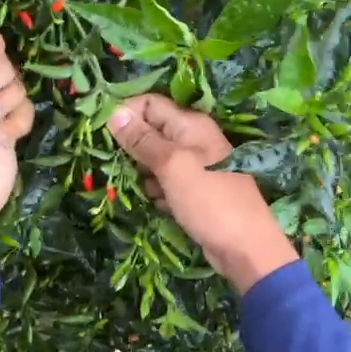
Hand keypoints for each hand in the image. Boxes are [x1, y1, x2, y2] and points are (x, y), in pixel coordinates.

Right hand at [105, 95, 297, 293]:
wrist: (245, 248)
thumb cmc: (210, 201)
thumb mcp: (171, 166)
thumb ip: (142, 140)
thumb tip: (114, 112)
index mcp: (191, 125)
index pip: (149, 103)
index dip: (126, 114)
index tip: (105, 136)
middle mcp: (193, 140)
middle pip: (150, 131)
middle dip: (132, 148)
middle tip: (120, 168)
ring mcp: (195, 166)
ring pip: (155, 160)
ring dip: (143, 174)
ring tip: (145, 190)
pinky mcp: (194, 191)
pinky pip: (165, 183)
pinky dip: (158, 193)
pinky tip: (161, 205)